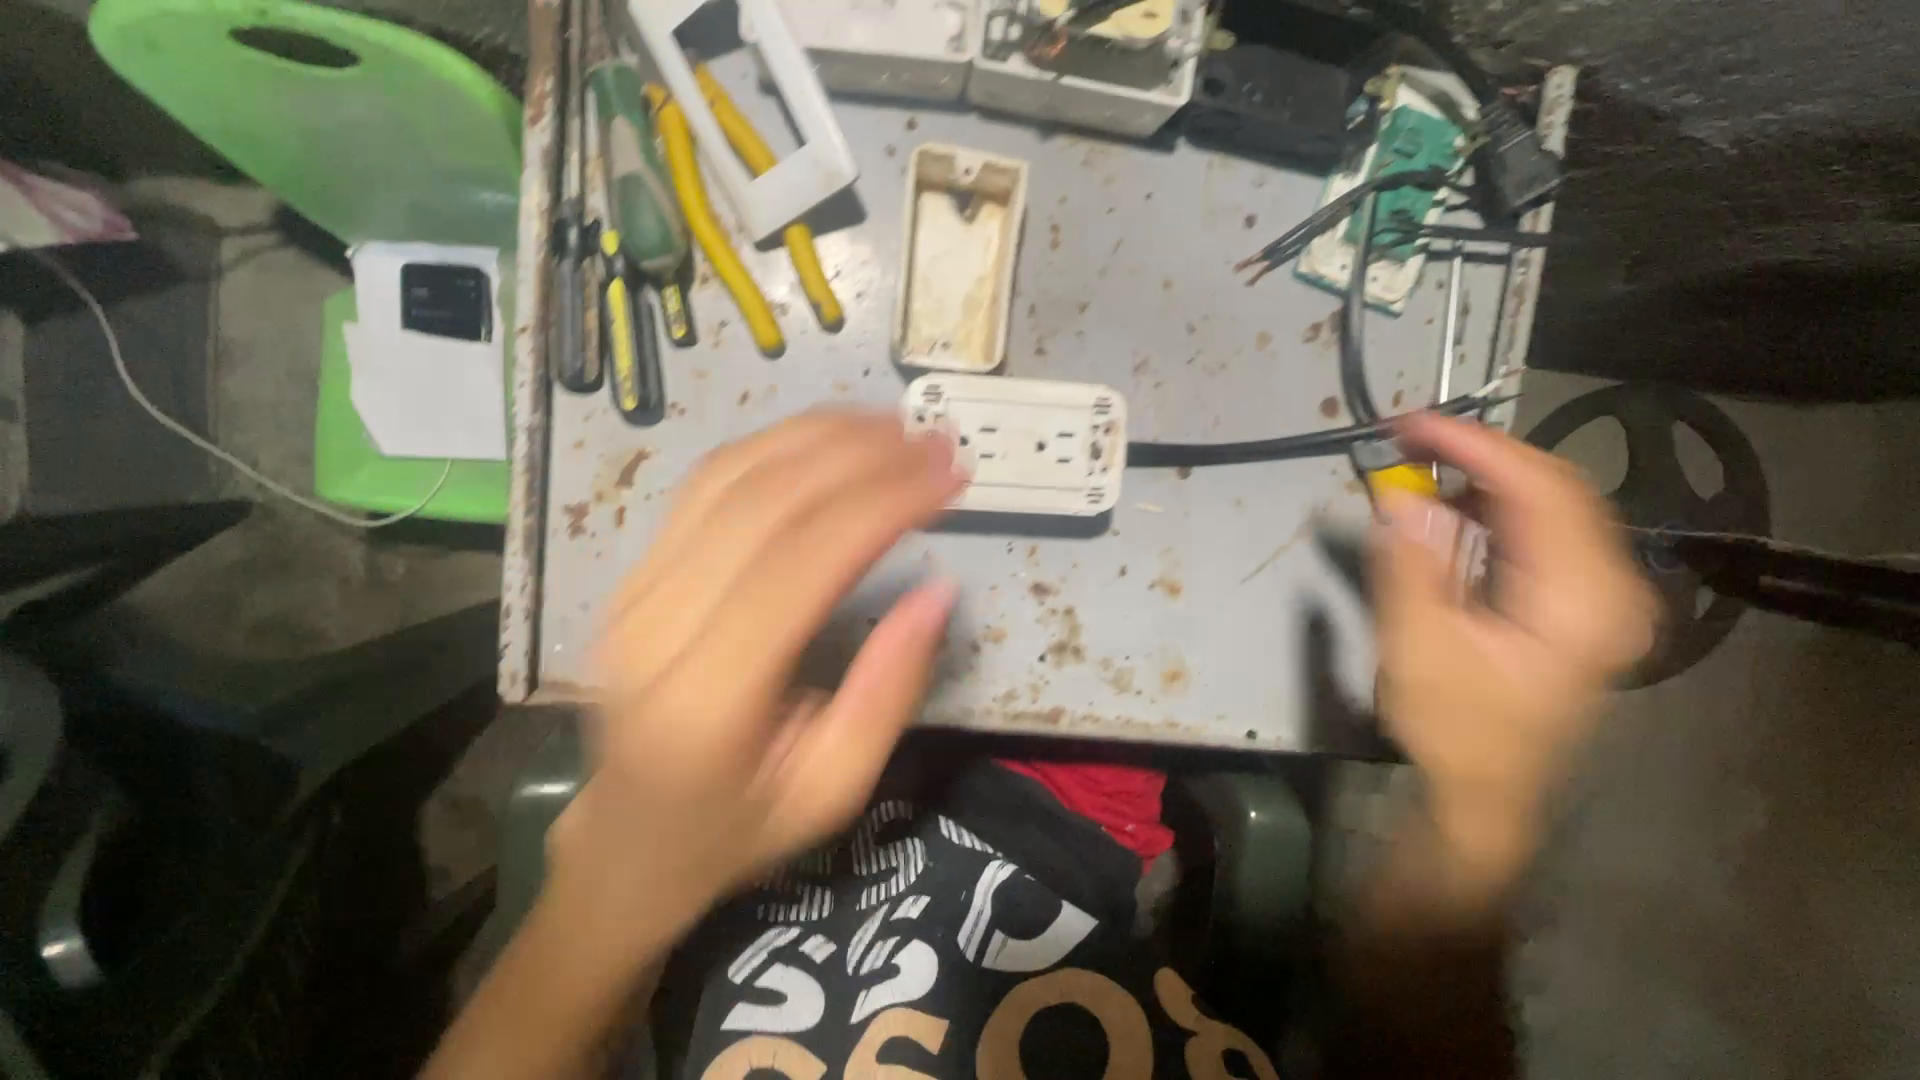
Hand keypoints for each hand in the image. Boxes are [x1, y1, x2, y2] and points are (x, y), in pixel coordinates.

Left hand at [548, 411, 965, 953]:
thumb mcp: (833, 788)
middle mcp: (658, 625)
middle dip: (861, 455)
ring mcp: (635, 589)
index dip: (883, 502)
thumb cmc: (738, 826)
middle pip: (763, 502)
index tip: (949, 474)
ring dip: (817, 435)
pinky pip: (705, 485)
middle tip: (935, 440)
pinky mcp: (633, 571)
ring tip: (893, 424)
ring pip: (729, 475)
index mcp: (709, 698)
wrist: (628, 840)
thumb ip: (887, 692)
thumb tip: (938, 590)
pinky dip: (775, 446)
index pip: (801, 562)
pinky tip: (829, 439)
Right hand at [1372, 412, 1652, 864]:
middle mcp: (1609, 588)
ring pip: (1552, 505)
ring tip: (1423, 465)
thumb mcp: (1419, 648)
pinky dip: (1495, 509)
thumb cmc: (1454, 729)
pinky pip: (1544, 533)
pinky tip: (1453, 507)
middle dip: (1480, 454)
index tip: (1412, 424)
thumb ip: (1411, 566)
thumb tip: (1400, 494)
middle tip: (1410, 438)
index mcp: (1580, 601)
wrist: (1486, 793)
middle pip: (1555, 488)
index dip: (1474, 447)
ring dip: (1486, 478)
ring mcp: (1601, 596)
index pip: (1538, 492)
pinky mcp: (1580, 604)